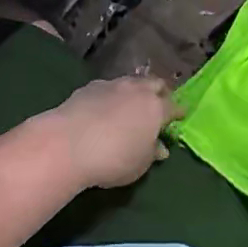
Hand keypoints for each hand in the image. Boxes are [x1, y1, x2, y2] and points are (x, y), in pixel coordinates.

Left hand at [34, 77, 184, 188]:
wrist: (67, 143)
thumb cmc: (113, 159)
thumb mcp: (140, 164)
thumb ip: (151, 152)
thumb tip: (159, 147)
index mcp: (155, 107)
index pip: (173, 106)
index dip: (178, 112)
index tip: (180, 116)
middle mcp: (136, 89)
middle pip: (154, 83)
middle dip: (159, 92)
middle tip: (159, 104)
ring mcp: (111, 85)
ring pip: (130, 82)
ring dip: (134, 91)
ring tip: (131, 104)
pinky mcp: (88, 87)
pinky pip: (108, 87)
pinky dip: (112, 95)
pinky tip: (105, 107)